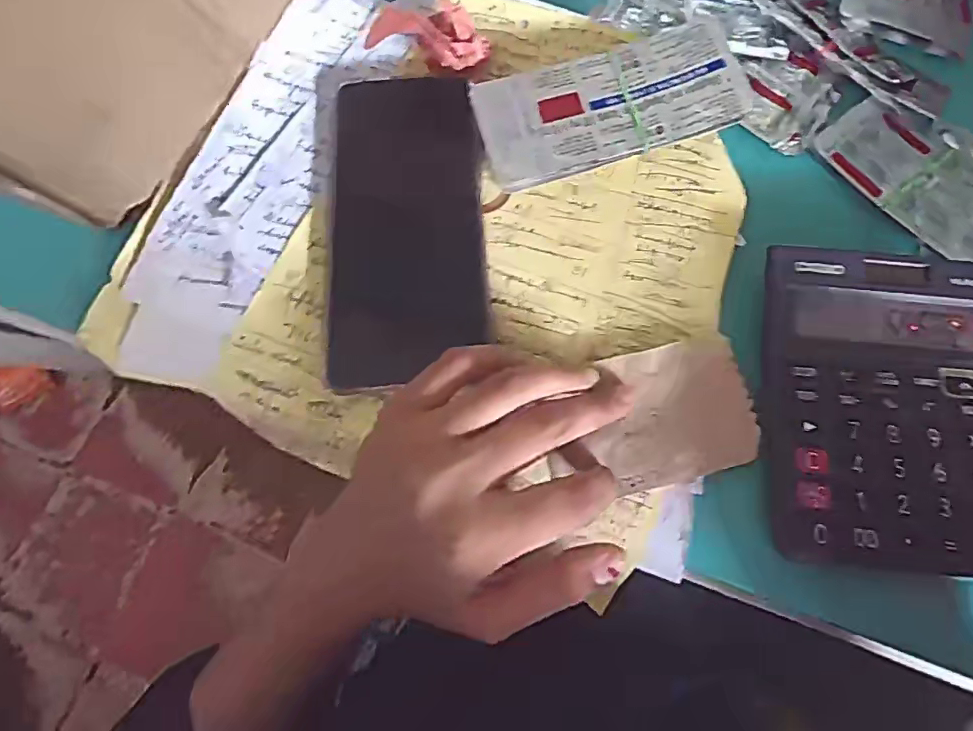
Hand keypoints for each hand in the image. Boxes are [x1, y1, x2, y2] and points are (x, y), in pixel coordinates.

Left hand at [284, 345, 633, 641]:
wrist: (348, 557)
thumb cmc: (428, 587)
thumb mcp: (491, 615)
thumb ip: (554, 590)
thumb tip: (614, 554)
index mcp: (477, 536)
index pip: (563, 501)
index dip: (600, 486)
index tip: (609, 478)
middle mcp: (453, 477)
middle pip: (540, 429)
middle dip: (594, 410)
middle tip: (624, 396)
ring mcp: (424, 432)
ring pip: (506, 387)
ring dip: (556, 375)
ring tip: (588, 375)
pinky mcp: (403, 405)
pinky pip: (458, 363)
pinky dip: (498, 356)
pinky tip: (526, 364)